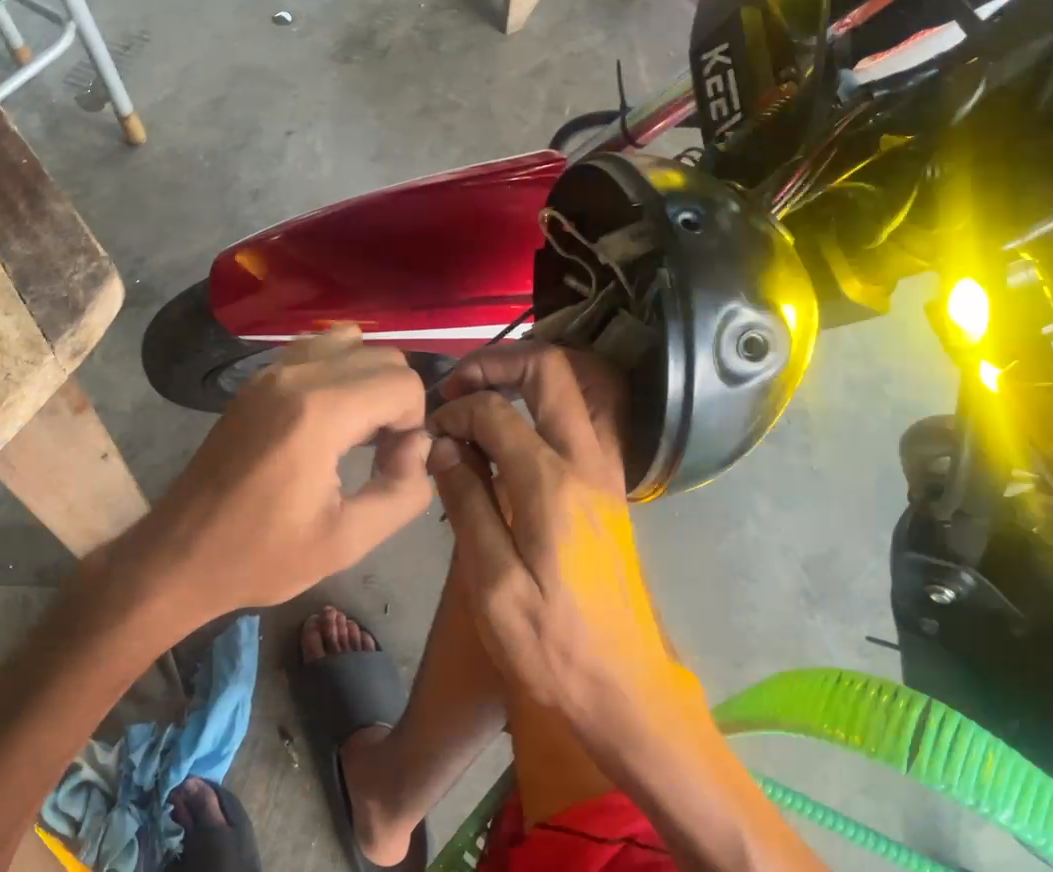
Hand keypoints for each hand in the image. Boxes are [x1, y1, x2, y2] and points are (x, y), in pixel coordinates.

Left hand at [127, 326, 433, 619]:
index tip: (392, 468)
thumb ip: (404, 492)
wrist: (181, 553)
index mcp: (318, 412)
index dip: (414, 426)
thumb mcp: (347, 541)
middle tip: (380, 456)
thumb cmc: (262, 555)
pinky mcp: (255, 379)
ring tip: (355, 435)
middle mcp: (295, 374)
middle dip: (397, 402)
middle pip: (383, 357)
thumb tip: (418, 447)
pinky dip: (338, 372)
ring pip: (352, 344)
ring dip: (368, 382)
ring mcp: (270, 371)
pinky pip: (316, 349)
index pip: (404, 384)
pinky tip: (328, 420)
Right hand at [428, 343, 696, 731]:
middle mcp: (586, 464)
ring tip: (477, 402)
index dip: (453, 409)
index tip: (429, 434)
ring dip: (522, 380)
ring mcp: (605, 475)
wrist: (623, 690)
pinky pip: (578, 421)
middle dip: (497, 361)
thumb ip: (466, 503)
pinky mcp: (609, 492)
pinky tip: (505, 442)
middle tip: (456, 383)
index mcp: (551, 485)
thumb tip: (443, 445)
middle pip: (552, 370)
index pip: (494, 410)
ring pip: (573, 389)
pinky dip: (539, 409)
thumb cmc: (548, 645)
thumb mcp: (490, 583)